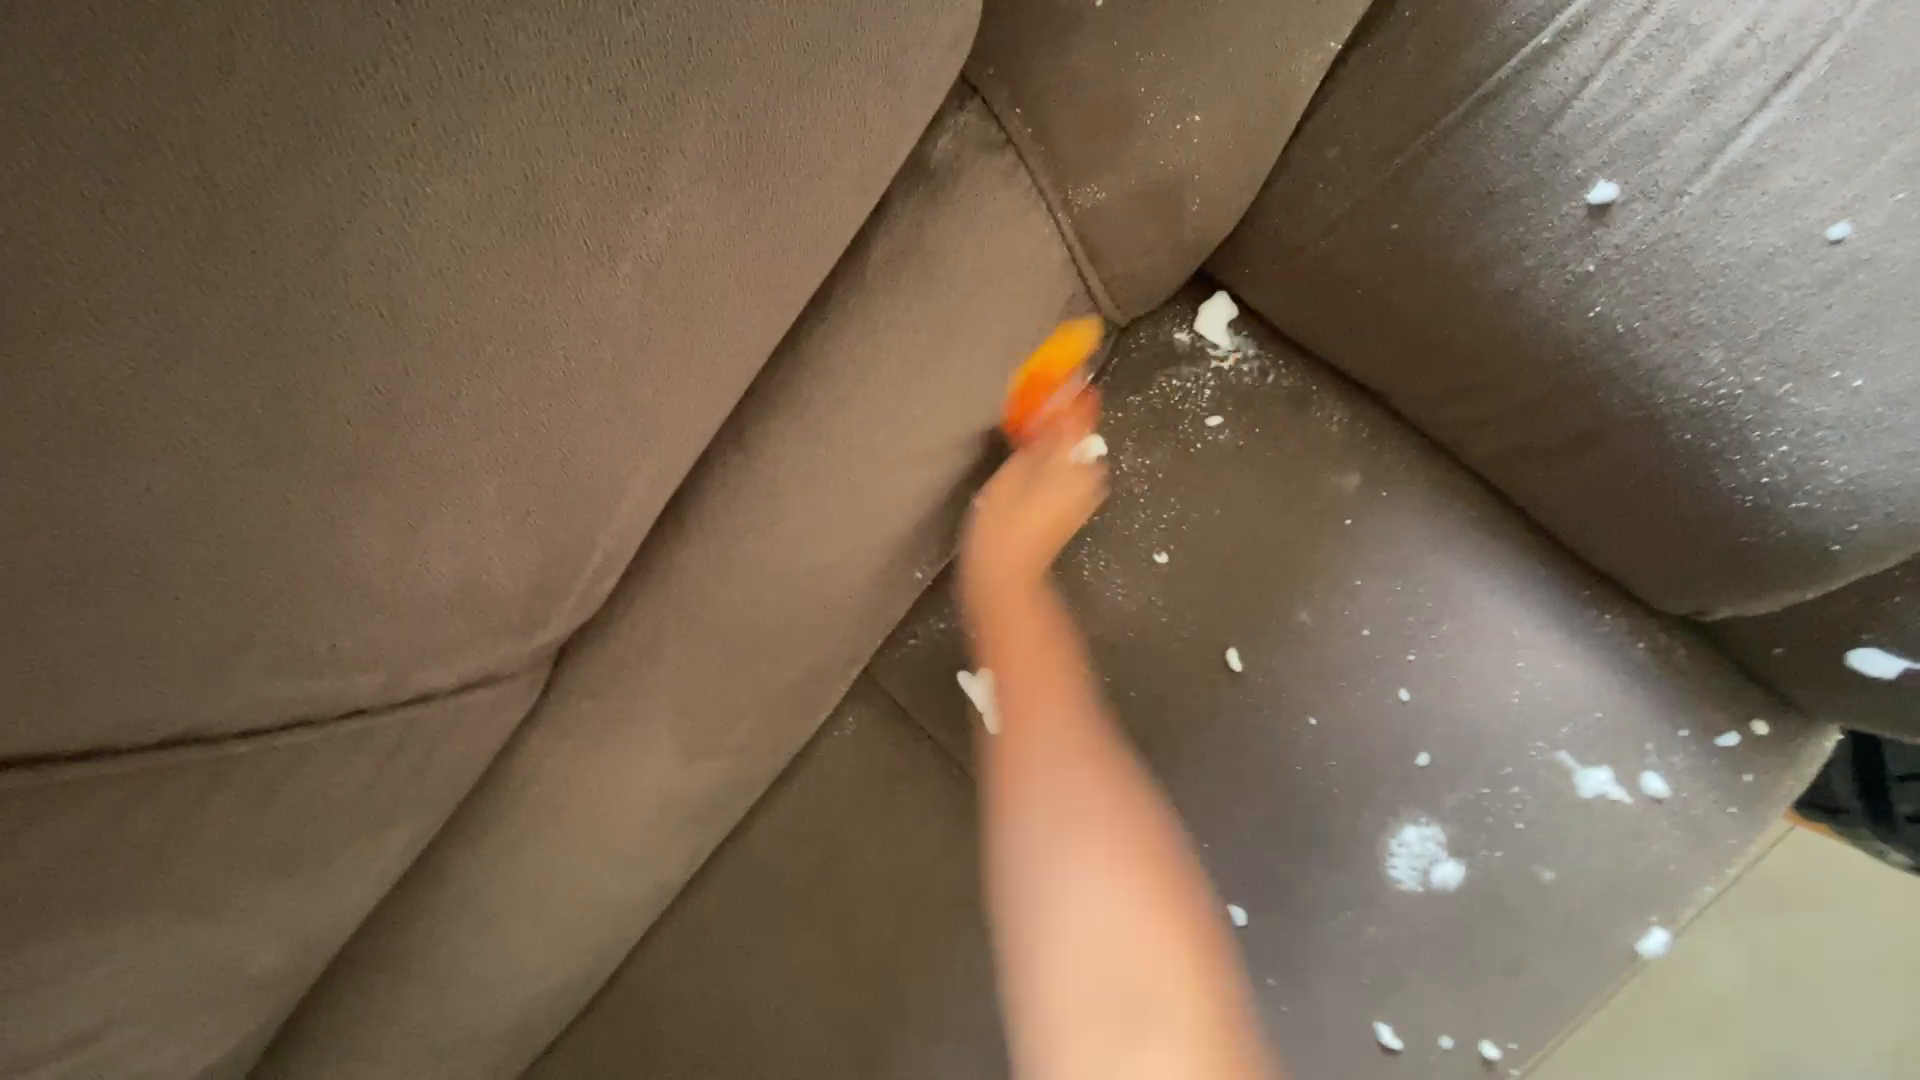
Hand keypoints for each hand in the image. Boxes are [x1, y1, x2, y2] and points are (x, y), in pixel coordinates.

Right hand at [961, 390, 1107, 598]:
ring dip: (1054, 436)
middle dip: (1060, 414)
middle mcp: (1089, 475)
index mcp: (1075, 462)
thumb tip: (1059, 402)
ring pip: (1073, 450)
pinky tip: (1028, 460)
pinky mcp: (1074, 507)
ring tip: (1024, 429)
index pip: (1082, 411)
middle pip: (1079, 430)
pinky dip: (1053, 457)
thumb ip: (1042, 435)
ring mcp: (1084, 493)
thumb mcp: (1016, 471)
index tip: (1056, 371)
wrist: (1006, 577)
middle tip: (1030, 402)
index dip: (1070, 389)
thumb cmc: (1003, 524)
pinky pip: (1068, 469)